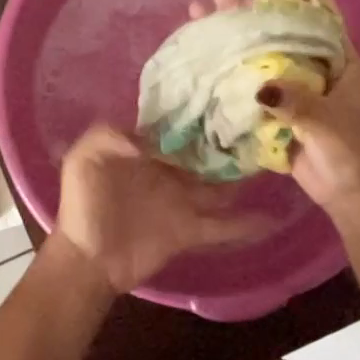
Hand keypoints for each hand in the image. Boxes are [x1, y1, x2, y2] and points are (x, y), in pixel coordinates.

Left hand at [55, 125, 271, 293]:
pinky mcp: (190, 231)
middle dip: (228, 141)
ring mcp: (180, 201)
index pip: (176, 127)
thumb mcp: (83, 159)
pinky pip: (223, 226)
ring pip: (220, 185)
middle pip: (203, 153)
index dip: (198, 115)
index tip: (226, 99)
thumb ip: (109, 136)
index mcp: (143, 150)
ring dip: (243, 176)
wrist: (87, 260)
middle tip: (262, 126)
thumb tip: (149, 138)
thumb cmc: (82, 205)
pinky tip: (274, 216)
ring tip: (276, 160)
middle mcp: (166, 171)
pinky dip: (248, 224)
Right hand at [186, 0, 359, 219]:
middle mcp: (313, 64)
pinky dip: (227, 70)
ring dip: (230, 39)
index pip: (308, 16)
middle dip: (244, 14)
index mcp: (337, 59)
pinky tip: (202, 58)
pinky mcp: (275, 107)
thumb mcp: (328, 124)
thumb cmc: (352, 153)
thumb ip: (297, 103)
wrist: (351, 196)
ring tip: (198, 16)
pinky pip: (248, 82)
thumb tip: (260, 88)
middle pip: (275, 30)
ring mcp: (292, 85)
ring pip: (258, 54)